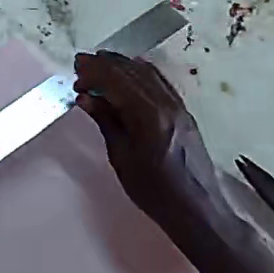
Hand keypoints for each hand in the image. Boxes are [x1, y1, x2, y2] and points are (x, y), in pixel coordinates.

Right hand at [73, 51, 226, 235]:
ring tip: (100, 65)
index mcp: (148, 116)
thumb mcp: (121, 157)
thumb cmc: (154, 190)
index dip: (95, 71)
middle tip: (82, 64)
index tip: (76, 68)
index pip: (117, 81)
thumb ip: (106, 121)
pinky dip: (140, 73)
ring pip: (148, 73)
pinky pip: (160, 82)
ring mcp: (178, 106)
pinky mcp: (184, 112)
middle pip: (132, 72)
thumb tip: (86, 98)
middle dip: (105, 64)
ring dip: (122, 66)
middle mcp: (166, 104)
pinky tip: (128, 75)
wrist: (196, 209)